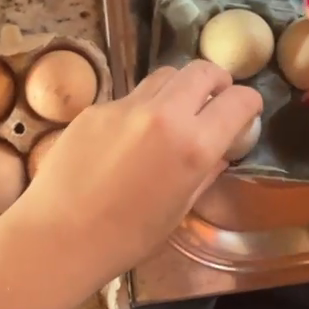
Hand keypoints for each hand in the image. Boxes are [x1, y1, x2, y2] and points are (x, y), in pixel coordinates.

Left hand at [8, 60, 261, 282]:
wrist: (58, 237)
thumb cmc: (126, 238)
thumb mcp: (179, 210)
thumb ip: (205, 172)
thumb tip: (218, 152)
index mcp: (194, 146)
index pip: (238, 101)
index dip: (250, 102)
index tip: (248, 110)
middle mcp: (164, 114)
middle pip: (202, 70)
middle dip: (217, 80)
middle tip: (216, 98)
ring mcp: (127, 106)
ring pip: (166, 75)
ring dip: (180, 87)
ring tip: (175, 112)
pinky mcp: (97, 107)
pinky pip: (131, 95)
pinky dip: (143, 106)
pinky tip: (131, 136)